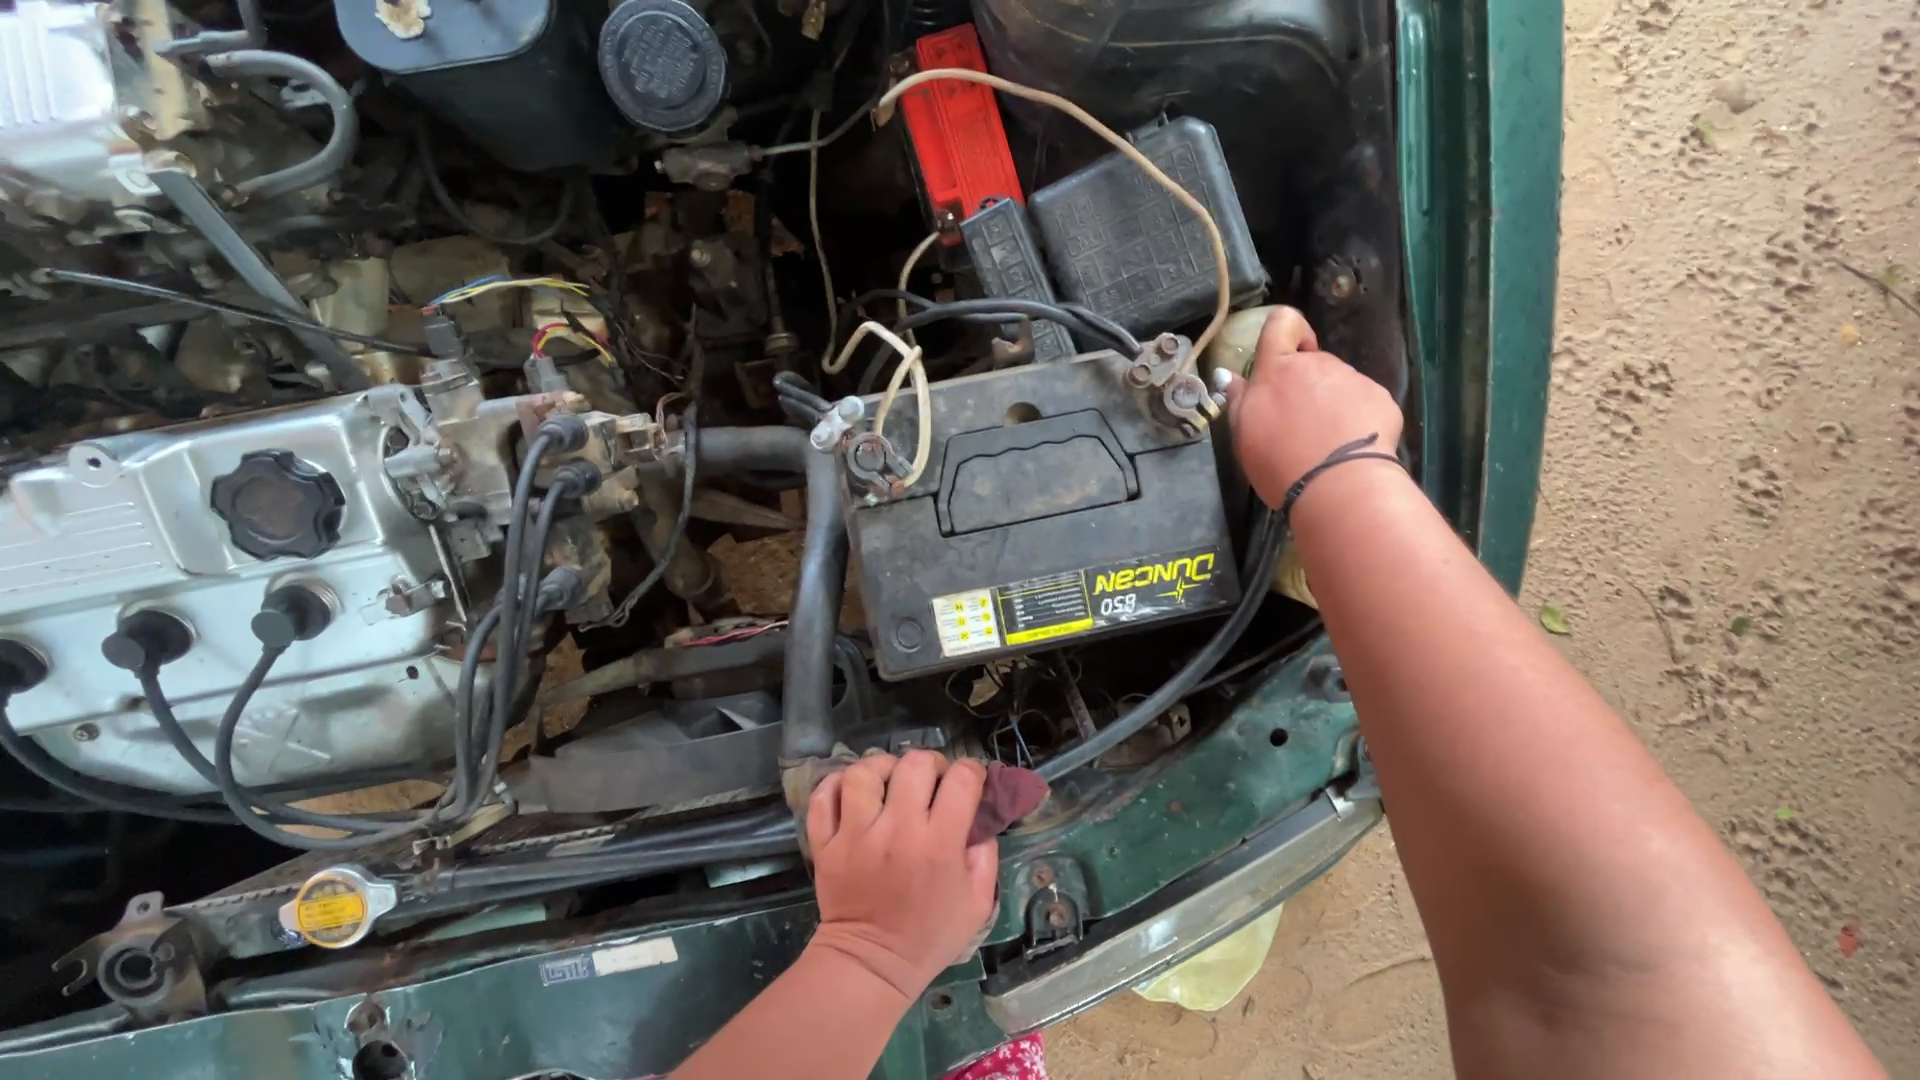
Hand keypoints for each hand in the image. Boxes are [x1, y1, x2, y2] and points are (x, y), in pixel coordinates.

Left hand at [805, 751, 998, 1001]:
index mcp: (939, 844)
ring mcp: (855, 834)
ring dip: (882, 767)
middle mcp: (896, 830)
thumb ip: (985, 856)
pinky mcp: (825, 843)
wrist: (870, 966)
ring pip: (863, 772)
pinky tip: (854, 791)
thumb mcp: (978, 904)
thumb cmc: (929, 936)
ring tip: (889, 781)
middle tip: (932, 781)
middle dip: (931, 763)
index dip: (971, 771)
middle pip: (914, 765)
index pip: (961, 780)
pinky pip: (824, 796)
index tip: (970, 781)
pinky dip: (836, 784)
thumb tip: (980, 820)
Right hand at [1218, 307, 1403, 508]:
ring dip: (1329, 404)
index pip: (1280, 323)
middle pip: (1309, 362)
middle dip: (1304, 386)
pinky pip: (1363, 401)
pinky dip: (1355, 419)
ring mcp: (1352, 379)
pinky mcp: (1380, 397)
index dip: (1285, 333)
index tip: (1285, 358)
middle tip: (1298, 425)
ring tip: (1325, 442)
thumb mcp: (1244, 437)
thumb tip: (1231, 378)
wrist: (1339, 488)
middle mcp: (1316, 365)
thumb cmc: (1280, 464)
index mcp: (1276, 371)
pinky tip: (1348, 446)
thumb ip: (1238, 401)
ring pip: (1336, 383)